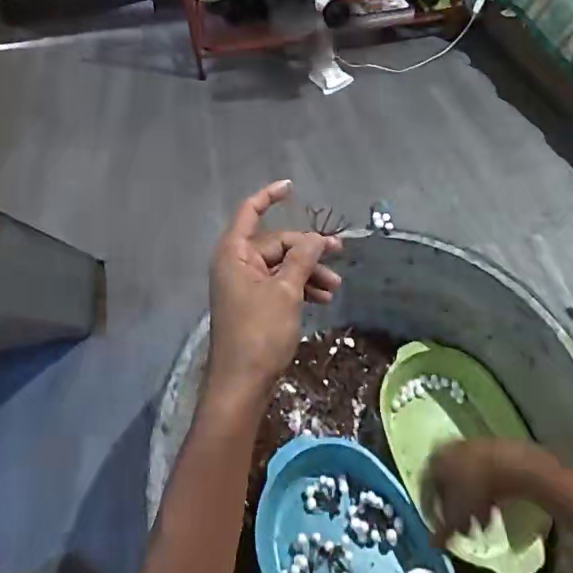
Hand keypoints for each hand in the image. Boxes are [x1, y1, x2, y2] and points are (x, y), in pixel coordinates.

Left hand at [206, 181, 342, 403]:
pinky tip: (322, 298)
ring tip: (334, 286)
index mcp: (234, 253)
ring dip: (308, 272)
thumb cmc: (259, 333)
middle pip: (276, 243)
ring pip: (281, 266)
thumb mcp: (286, 292)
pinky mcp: (253, 306)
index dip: (269, 196)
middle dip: (307, 250)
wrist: (241, 384)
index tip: (292, 187)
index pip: (250, 212)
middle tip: (338, 254)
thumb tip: (316, 238)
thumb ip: (302, 259)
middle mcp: (236, 264)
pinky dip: (299, 288)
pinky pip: (279, 285)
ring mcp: (244, 286)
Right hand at [425, 439, 556, 545]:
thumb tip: (433, 544)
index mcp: (433, 463)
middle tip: (463, 529)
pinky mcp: (487, 449)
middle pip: (445, 486)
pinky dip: (483, 493)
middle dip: (454, 510)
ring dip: (471, 504)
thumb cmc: (475, 489)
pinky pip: (479, 475)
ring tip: (481, 524)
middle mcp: (446, 451)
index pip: (426, 492)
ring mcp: (467, 448)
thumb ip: (443, 531)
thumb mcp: (457, 515)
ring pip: (464, 481)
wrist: (509, 464)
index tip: (441, 531)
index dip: (432, 514)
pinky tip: (493, 509)